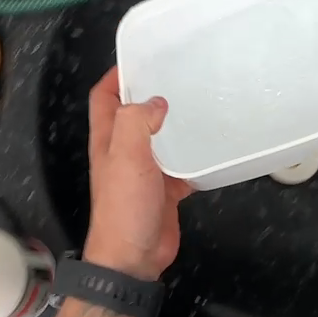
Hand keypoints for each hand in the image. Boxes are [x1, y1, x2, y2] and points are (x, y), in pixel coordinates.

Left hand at [83, 68, 190, 281]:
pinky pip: (182, 168)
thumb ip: (137, 122)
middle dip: (152, 95)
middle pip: (135, 115)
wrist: (133, 257)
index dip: (116, 76)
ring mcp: (144, 172)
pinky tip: (214, 148)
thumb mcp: (126, 155)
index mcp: (107, 140)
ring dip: (177, 125)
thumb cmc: (124, 205)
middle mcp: (123, 152)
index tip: (141, 59)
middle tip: (181, 76)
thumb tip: (158, 102)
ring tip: (203, 104)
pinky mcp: (165, 191)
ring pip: (161, 139)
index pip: (103, 97)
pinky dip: (195, 159)